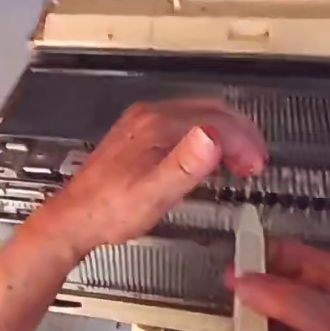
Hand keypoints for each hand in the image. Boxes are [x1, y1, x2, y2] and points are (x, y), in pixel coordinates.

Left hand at [29, 99, 266, 260]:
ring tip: (239, 161)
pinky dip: (204, 138)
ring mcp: (142, 124)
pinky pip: (181, 125)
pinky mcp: (138, 137)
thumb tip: (214, 137)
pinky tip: (206, 159)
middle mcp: (149, 117)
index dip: (243, 142)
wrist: (73, 219)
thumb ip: (186, 165)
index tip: (256, 164)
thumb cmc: (108, 211)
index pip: (216, 121)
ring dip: (224, 135)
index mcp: (157, 125)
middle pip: (209, 111)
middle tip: (254, 161)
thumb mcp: (153, 194)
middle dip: (239, 134)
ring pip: (197, 116)